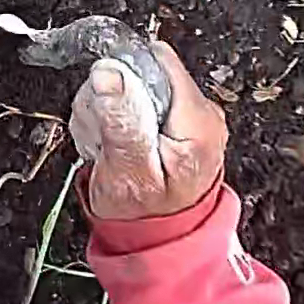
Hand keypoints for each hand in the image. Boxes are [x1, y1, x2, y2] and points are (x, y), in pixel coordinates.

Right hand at [70, 41, 227, 220]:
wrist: (153, 241)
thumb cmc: (144, 215)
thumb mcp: (128, 170)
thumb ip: (121, 120)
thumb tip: (110, 71)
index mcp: (198, 120)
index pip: (158, 62)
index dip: (125, 76)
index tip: (109, 107)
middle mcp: (197, 110)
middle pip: (141, 71)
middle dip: (110, 98)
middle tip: (106, 137)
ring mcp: (184, 113)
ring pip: (129, 82)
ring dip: (106, 110)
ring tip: (108, 145)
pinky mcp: (168, 117)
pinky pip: (132, 98)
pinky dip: (112, 117)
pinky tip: (112, 143)